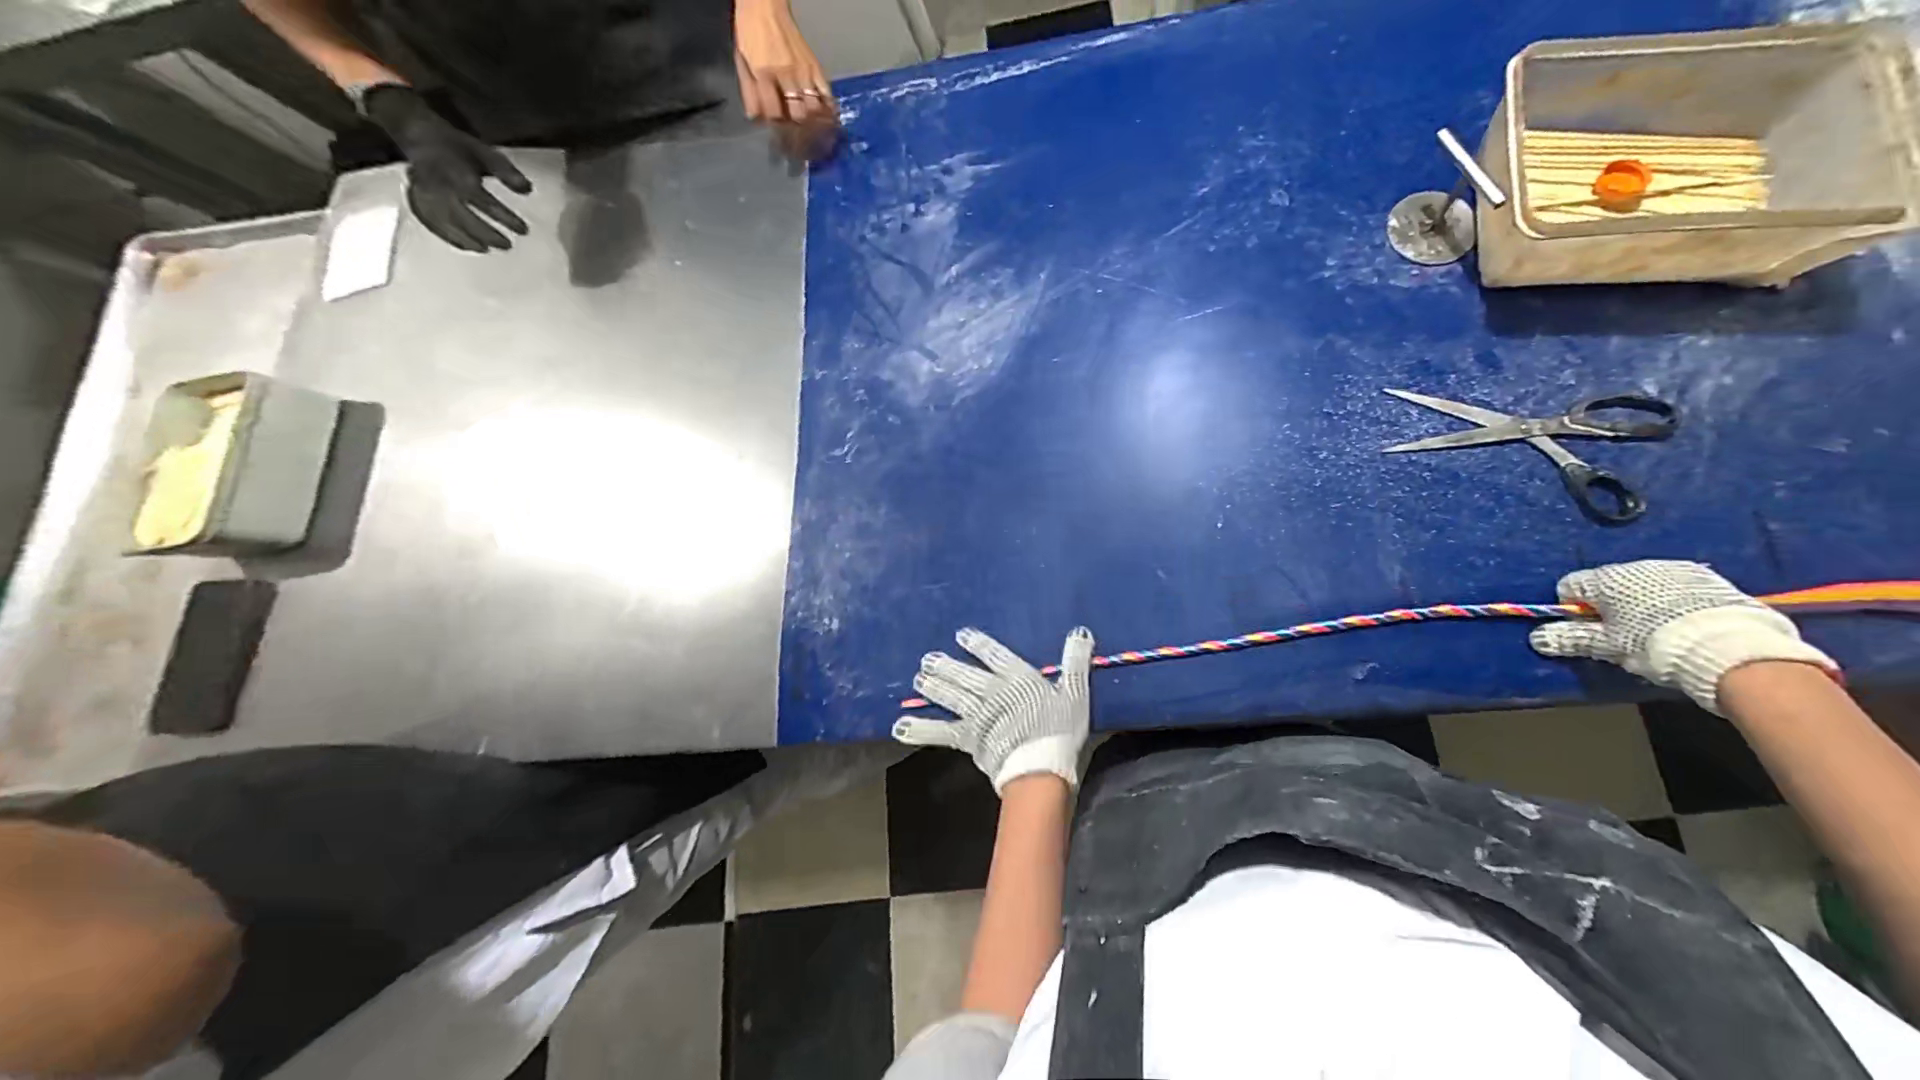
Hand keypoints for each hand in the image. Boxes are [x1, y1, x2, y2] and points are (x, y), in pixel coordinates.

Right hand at [363, 85, 532, 252]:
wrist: (419, 135)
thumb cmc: (457, 147)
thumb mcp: (484, 152)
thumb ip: (506, 171)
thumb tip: (527, 189)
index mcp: (457, 174)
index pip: (485, 202)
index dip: (505, 218)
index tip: (524, 230)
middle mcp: (439, 186)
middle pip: (464, 218)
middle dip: (487, 234)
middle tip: (508, 245)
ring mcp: (425, 194)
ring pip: (446, 224)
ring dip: (468, 240)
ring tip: (487, 249)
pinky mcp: (417, 200)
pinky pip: (430, 222)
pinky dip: (449, 237)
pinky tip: (467, 246)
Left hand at [733, 0, 840, 160]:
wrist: (765, 5)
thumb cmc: (750, 33)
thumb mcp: (742, 62)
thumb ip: (749, 93)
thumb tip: (756, 121)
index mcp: (764, 73)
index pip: (773, 114)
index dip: (777, 135)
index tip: (782, 153)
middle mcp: (786, 75)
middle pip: (797, 116)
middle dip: (799, 139)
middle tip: (801, 157)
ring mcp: (804, 71)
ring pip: (814, 109)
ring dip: (816, 131)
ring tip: (817, 147)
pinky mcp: (816, 67)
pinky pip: (827, 94)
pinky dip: (830, 113)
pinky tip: (831, 126)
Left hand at [893, 627, 1093, 793]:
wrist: (1040, 767)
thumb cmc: (1061, 731)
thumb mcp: (1075, 693)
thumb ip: (1075, 662)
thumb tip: (1080, 631)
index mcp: (1018, 678)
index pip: (995, 655)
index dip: (978, 644)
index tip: (962, 635)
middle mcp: (992, 692)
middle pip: (965, 675)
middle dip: (946, 666)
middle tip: (928, 659)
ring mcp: (976, 715)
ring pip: (950, 697)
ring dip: (933, 688)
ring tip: (918, 680)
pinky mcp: (967, 738)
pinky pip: (939, 731)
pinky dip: (919, 728)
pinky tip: (900, 725)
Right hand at [1529, 560, 1837, 714]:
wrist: (1735, 650)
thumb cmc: (1655, 644)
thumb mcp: (1608, 646)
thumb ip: (1571, 638)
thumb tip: (1537, 638)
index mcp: (1607, 578)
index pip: (1571, 586)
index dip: (1574, 610)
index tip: (1589, 630)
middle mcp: (1640, 566)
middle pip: (1609, 584)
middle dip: (1611, 606)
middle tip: (1623, 635)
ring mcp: (1680, 571)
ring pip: (1645, 586)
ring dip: (1643, 604)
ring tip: (1659, 632)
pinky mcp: (1714, 581)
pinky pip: (1680, 590)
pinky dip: (1675, 604)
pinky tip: (1687, 626)